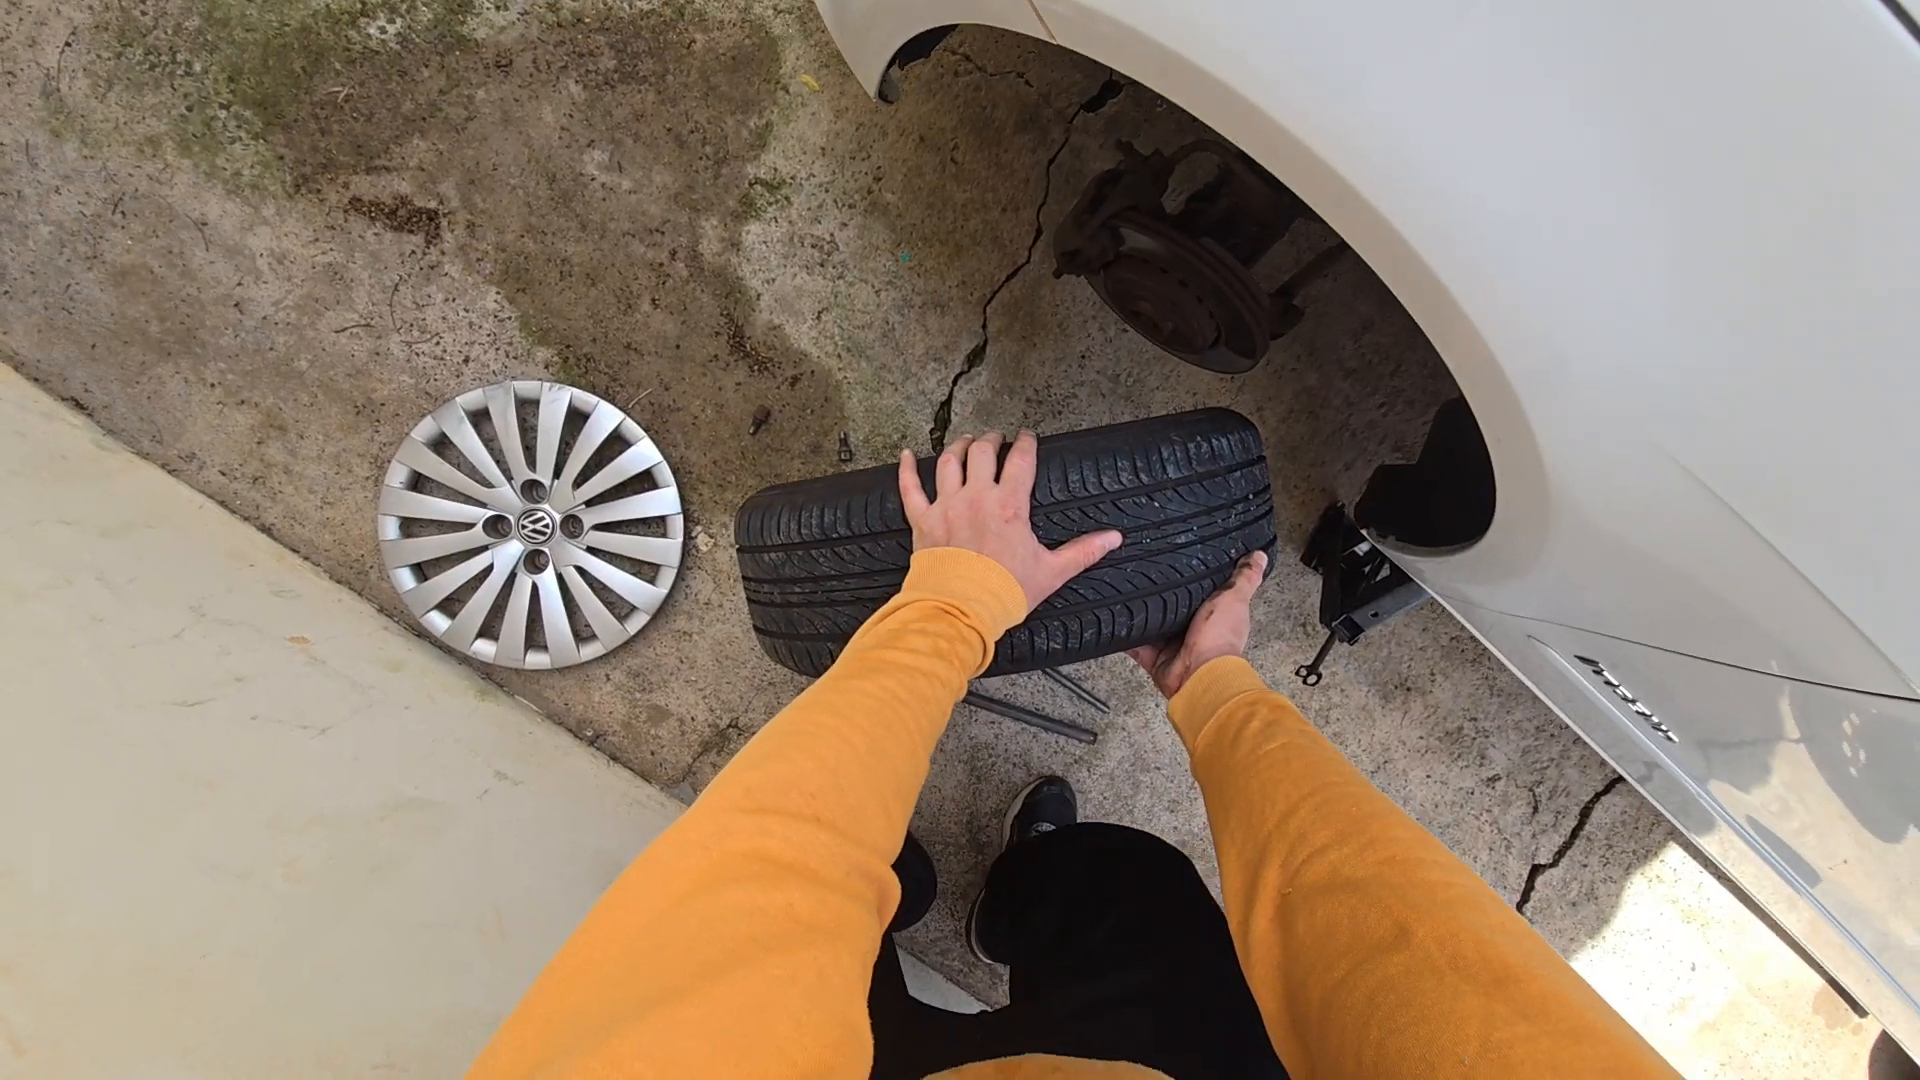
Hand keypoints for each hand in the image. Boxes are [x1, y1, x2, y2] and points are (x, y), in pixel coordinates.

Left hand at [898, 431, 1122, 612]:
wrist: (961, 611)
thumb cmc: (1005, 592)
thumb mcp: (1052, 572)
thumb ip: (1083, 551)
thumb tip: (1114, 538)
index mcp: (1010, 505)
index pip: (1020, 460)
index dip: (1026, 444)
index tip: (1027, 437)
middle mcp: (976, 497)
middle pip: (982, 453)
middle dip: (991, 441)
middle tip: (996, 439)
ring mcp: (946, 506)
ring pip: (949, 463)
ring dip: (957, 447)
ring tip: (964, 441)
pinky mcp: (922, 521)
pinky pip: (909, 488)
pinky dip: (906, 470)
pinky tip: (905, 456)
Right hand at [1127, 550, 1268, 696]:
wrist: (1198, 673)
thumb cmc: (1219, 638)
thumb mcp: (1234, 598)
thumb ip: (1244, 578)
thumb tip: (1260, 555)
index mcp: (1214, 616)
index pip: (1199, 592)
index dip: (1189, 579)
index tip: (1176, 561)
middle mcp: (1192, 631)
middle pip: (1171, 608)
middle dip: (1158, 595)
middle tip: (1142, 572)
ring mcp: (1171, 646)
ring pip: (1151, 624)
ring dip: (1141, 613)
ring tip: (1123, 590)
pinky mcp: (1153, 657)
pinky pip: (1133, 643)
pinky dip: (1124, 635)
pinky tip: (1114, 618)